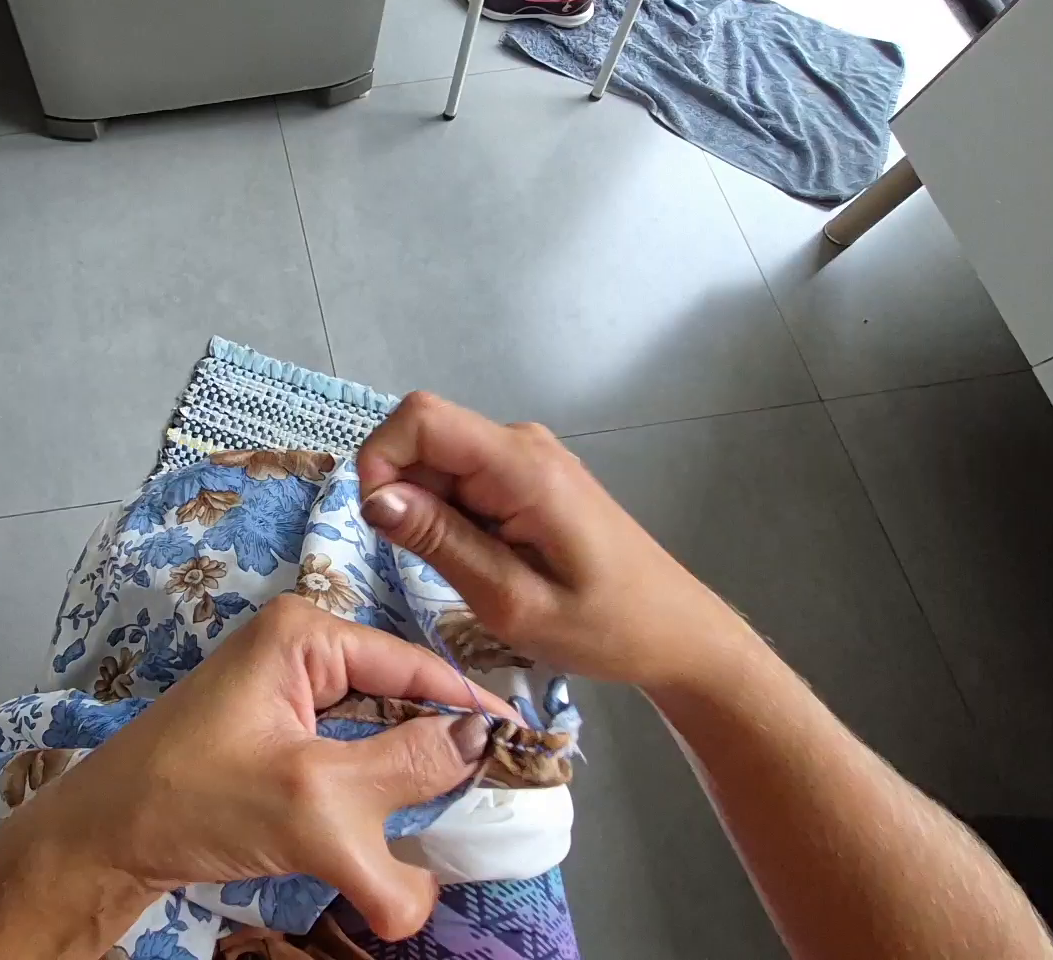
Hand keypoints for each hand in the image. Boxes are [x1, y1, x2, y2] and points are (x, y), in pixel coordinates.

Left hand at [26, 595, 516, 940]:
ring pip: (370, 736)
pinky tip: (379, 842)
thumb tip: (482, 745)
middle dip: (431, 758)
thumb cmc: (196, 798)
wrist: (105, 839)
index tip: (527, 747)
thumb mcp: (313, 792)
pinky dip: (365, 799)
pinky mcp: (274, 734)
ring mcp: (283, 693)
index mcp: (304, 635)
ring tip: (432, 834)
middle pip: (393, 700)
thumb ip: (405, 769)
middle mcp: (297, 651)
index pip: (409, 664)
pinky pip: (342, 757)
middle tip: (485, 808)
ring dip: (396, 790)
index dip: (470, 705)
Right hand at [355, 391, 759, 692]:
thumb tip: (373, 497)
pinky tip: (481, 555)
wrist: (678, 634)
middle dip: (403, 495)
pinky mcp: (525, 474)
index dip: (381, 459)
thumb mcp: (511, 600)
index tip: (381, 523)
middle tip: (430, 560)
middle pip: (424, 438)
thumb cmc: (604, 628)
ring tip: (467, 565)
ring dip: (426, 509)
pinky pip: (460, 476)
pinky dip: (448, 513)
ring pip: (436, 460)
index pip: (420, 418)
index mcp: (522, 466)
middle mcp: (520, 443)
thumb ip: (440, 541)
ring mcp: (524, 456)